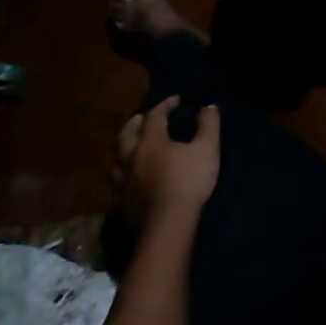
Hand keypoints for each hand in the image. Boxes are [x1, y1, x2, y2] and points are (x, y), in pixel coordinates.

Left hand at [115, 96, 219, 234]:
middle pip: (127, 133)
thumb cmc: (188, 180)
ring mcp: (123, 181)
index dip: (165, 105)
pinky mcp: (121, 202)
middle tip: (144, 117)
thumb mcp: (207, 148)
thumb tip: (208, 106)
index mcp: (151, 142)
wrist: (167, 224)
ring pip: (117, 158)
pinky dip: (124, 172)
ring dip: (124, 147)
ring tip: (132, 145)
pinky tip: (130, 177)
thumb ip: (208, 124)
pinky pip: (118, 181)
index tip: (176, 100)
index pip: (154, 116)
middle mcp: (131, 157)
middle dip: (136, 121)